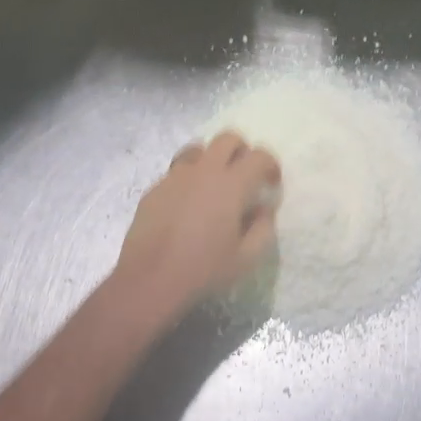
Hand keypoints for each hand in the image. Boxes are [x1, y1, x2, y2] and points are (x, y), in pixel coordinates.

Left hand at [114, 132, 280, 306]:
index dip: (271, 165)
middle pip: (227, 138)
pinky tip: (186, 206)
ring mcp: (175, 177)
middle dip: (242, 150)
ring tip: (212, 184)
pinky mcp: (154, 189)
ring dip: (211, 159)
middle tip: (244, 174)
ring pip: (198, 149)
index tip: (271, 183)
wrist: (148, 281)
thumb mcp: (246, 258)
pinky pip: (176, 172)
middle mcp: (204, 171)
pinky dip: (188, 180)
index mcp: (231, 184)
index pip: (259, 156)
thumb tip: (263, 209)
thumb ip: (263, 228)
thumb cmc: (203, 270)